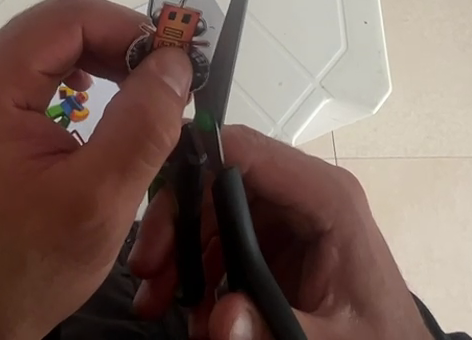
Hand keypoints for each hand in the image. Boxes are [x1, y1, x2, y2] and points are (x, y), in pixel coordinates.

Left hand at [0, 0, 194, 339]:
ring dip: (105, 56)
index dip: (130, 29)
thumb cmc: (24, 263)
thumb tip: (174, 64)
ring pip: (56, 41)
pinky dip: (83, 72)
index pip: (72, 15)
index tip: (174, 65)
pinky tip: (103, 101)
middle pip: (63, 22)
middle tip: (167, 81)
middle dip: (122, 42)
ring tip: (145, 92)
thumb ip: (142, 125)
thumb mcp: (97, 201)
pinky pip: (42, 66)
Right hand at [129, 125, 432, 339]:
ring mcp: (283, 213)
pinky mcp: (271, 237)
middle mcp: (299, 191)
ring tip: (157, 300)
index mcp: (325, 196)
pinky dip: (194, 269)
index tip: (152, 204)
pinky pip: (219, 238)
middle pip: (218, 178)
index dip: (193, 161)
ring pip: (210, 208)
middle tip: (146, 269)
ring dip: (179, 250)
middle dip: (176, 222)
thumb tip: (220, 315)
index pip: (246, 150)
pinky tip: (188, 308)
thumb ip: (277, 330)